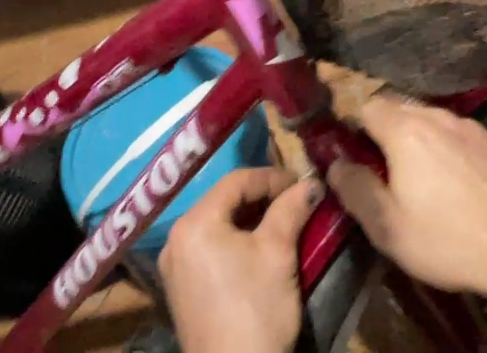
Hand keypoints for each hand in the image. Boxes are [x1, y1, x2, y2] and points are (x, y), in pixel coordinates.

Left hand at [161, 167, 323, 352]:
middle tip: (295, 201)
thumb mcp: (278, 253)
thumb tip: (311, 183)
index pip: (236, 181)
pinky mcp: (182, 290)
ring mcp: (175, 267)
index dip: (272, 177)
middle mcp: (176, 238)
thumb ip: (292, 208)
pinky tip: (260, 250)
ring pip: (218, 225)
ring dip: (251, 220)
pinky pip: (210, 249)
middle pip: (224, 201)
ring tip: (283, 222)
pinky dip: (236, 242)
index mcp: (194, 223)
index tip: (302, 183)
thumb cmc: (256, 309)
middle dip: (262, 198)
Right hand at [327, 98, 486, 300]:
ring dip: (418, 139)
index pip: (367, 107)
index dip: (355, 129)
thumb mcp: (387, 228)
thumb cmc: (446, 241)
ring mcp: (470, 126)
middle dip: (385, 133)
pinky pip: (457, 133)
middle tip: (385, 173)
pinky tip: (456, 182)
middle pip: (399, 109)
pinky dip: (448, 147)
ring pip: (430, 119)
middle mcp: (437, 116)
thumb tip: (335, 164)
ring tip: (422, 179)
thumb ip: (355, 189)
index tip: (355, 157)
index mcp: (405, 131)